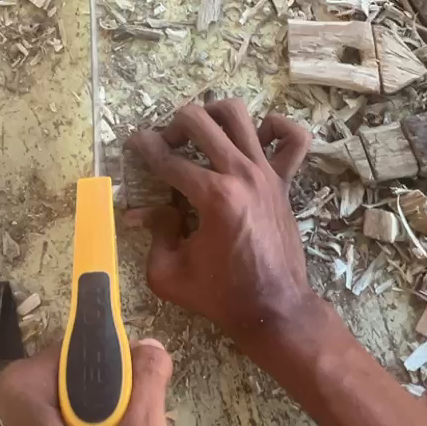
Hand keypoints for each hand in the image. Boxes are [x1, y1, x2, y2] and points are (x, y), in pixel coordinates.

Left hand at [0, 340, 173, 425]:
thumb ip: (146, 390)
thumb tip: (150, 343)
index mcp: (28, 385)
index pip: (92, 344)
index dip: (125, 372)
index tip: (137, 409)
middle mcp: (21, 390)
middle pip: (94, 363)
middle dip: (124, 397)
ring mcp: (31, 410)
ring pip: (96, 384)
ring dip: (120, 415)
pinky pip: (89, 403)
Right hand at [126, 100, 316, 356]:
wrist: (275, 310)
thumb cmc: (221, 296)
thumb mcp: (169, 274)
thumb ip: (152, 236)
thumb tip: (145, 210)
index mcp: (213, 196)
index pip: (167, 159)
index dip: (143, 148)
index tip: (134, 144)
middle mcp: (240, 174)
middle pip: (199, 121)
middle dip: (174, 126)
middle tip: (167, 146)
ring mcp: (266, 173)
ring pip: (238, 115)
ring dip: (213, 116)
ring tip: (202, 135)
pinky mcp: (284, 180)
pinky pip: (292, 138)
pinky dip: (275, 127)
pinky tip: (256, 137)